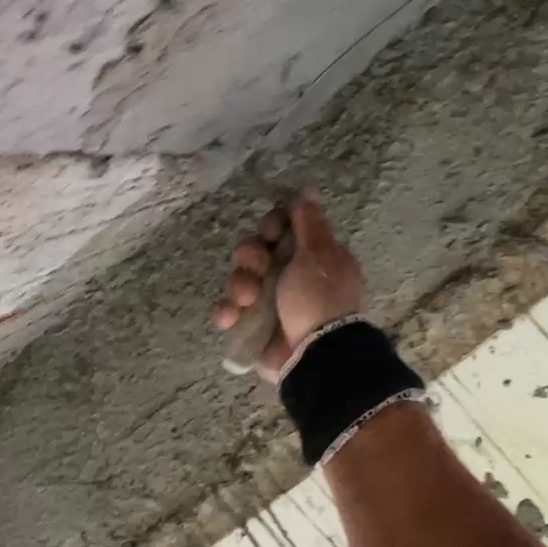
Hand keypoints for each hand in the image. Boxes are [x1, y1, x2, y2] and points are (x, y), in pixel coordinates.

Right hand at [213, 188, 363, 381]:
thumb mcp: (319, 253)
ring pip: (240, 278)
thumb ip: (309, 222)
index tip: (271, 232)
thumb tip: (309, 191)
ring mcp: (272, 301)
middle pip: (256, 250)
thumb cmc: (320, 297)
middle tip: (259, 267)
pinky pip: (231, 310)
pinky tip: (231, 318)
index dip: (271, 226)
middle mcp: (291, 275)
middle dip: (250, 256)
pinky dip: (227, 312)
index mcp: (312, 256)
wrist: (315, 355)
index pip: (282, 228)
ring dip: (239, 284)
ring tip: (247, 300)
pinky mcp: (255, 325)